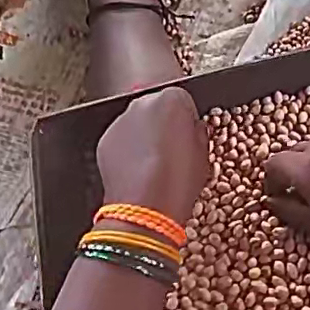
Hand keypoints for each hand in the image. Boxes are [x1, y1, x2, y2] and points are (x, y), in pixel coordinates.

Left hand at [96, 88, 209, 222]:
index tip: (188, 137)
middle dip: (163, 125)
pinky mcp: (105, 140)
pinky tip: (138, 171)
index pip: (183, 101)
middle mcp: (143, 103)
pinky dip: (127, 151)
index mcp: (173, 100)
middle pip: (157, 108)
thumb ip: (198, 134)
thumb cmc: (176, 183)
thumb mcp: (203, 157)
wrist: (144, 209)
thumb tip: (194, 131)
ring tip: (154, 165)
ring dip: (144, 137)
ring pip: (136, 123)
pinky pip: (121, 140)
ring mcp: (120, 121)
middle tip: (171, 152)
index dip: (186, 121)